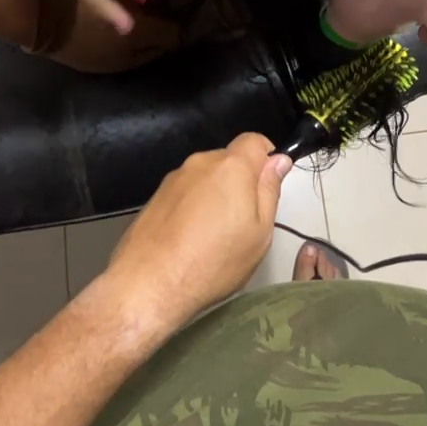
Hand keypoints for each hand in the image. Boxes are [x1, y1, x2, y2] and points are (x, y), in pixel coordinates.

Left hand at [102, 134, 291, 326]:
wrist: (148, 284)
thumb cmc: (214, 261)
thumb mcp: (259, 232)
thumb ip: (269, 190)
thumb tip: (278, 160)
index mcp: (231, 166)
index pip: (255, 140)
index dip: (267, 158)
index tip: (268, 186)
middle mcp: (200, 163)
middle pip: (229, 160)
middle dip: (240, 181)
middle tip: (243, 220)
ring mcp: (173, 179)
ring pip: (206, 178)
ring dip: (214, 196)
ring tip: (213, 235)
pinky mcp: (155, 197)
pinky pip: (184, 193)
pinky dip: (192, 208)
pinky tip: (189, 239)